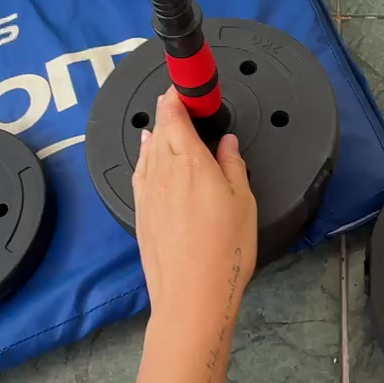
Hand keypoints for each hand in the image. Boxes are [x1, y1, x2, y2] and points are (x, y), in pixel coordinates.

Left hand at [132, 88, 257, 331]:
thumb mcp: (243, 202)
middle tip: (177, 99)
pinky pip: (140, 170)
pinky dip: (144, 153)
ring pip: (148, 149)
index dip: (176, 98)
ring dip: (156, 130)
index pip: (176, 117)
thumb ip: (232, 165)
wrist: (191, 295)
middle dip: (167, 111)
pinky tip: (146, 150)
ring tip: (162, 118)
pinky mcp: (141, 211)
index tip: (182, 87)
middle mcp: (165, 171)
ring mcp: (149, 191)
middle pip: (160, 130)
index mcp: (192, 162)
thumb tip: (226, 142)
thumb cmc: (225, 249)